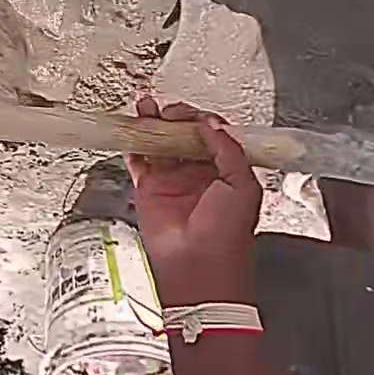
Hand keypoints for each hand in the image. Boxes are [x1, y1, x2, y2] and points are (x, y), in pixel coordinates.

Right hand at [127, 98, 262, 305]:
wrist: (198, 268)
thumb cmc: (228, 235)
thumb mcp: (243, 187)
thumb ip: (228, 151)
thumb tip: (211, 123)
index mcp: (223, 171)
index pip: (210, 135)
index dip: (200, 120)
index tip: (193, 115)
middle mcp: (196, 172)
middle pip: (181, 134)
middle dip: (174, 117)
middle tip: (167, 111)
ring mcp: (171, 179)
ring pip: (158, 142)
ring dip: (151, 123)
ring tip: (145, 106)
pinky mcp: (148, 188)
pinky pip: (137, 160)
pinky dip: (132, 144)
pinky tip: (130, 129)